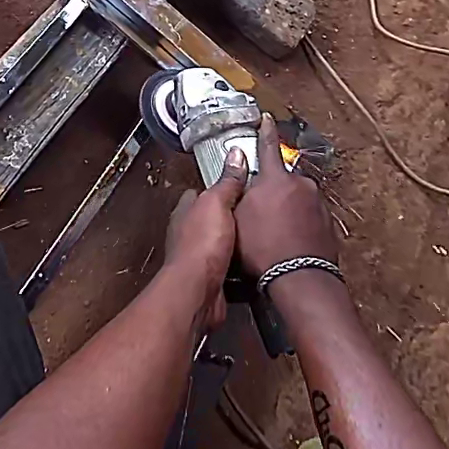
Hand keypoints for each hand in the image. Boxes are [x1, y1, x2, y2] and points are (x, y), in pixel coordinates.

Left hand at [163, 146, 244, 329]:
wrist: (198, 292)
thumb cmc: (200, 248)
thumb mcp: (217, 204)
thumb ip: (226, 182)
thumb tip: (235, 156)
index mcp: (186, 211)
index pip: (201, 191)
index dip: (220, 186)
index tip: (239, 182)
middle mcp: (189, 233)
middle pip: (213, 219)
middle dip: (233, 218)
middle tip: (257, 213)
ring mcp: (199, 257)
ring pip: (223, 245)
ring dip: (240, 245)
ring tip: (262, 238)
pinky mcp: (213, 279)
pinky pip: (232, 270)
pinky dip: (243, 270)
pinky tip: (257, 266)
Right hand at [234, 114, 339, 277]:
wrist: (300, 278)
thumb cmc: (263, 247)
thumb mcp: (236, 216)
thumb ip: (237, 190)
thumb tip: (237, 174)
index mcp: (276, 179)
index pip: (268, 147)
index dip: (264, 131)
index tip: (266, 119)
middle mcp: (301, 185)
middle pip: (281, 179)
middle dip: (270, 188)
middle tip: (256, 207)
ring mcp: (318, 204)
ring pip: (296, 197)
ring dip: (285, 206)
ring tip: (271, 229)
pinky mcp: (328, 223)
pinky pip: (307, 215)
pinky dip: (297, 221)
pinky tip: (286, 239)